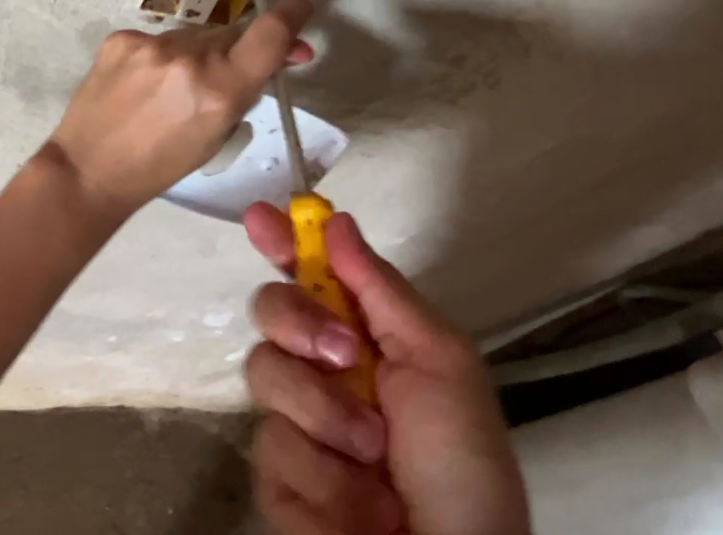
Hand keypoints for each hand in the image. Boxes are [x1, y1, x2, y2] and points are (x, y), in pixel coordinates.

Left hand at [43, 0, 314, 216]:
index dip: (290, 16)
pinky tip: (140, 86)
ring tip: (167, 93)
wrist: (90, 169)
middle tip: (216, 82)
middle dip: (231, 53)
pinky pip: (155, 40)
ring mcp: (151, 45)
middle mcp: (189, 58)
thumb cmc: (161, 165)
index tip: (300, 7)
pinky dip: (156, 58)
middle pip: (228, 36)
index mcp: (221, 89)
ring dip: (191, 56)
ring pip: (190, 38)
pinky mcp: (121, 38)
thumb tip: (279, 54)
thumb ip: (246, 89)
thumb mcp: (218, 134)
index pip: (269, 34)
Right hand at [242, 204, 529, 534]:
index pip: (310, 273)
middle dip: (300, 324)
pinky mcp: (276, 478)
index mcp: (364, 334)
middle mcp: (322, 368)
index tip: (261, 218)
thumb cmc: (461, 459)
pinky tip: (359, 504)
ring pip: (265, 375)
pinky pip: (271, 449)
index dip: (282, 241)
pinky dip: (323, 477)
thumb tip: (336, 221)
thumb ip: (380, 289)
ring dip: (328, 416)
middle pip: (269, 309)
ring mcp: (296, 422)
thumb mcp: (440, 362)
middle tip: (344, 355)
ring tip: (374, 456)